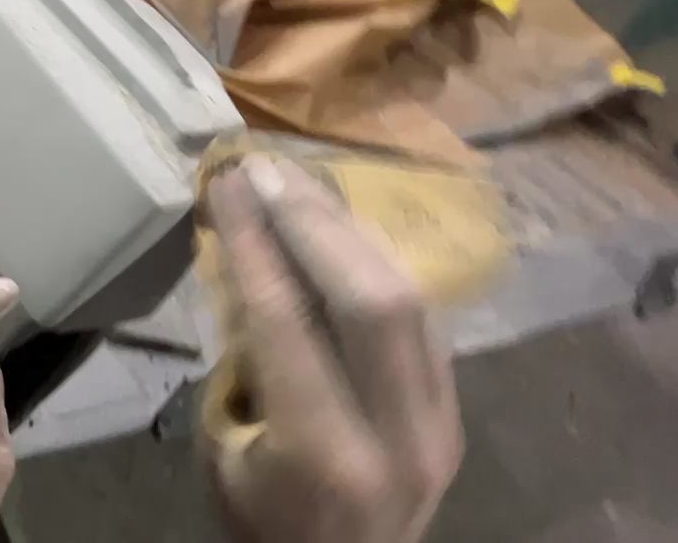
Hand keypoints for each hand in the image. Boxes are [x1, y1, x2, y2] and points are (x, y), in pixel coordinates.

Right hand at [203, 156, 463, 542]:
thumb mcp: (222, 442)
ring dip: (346, 228)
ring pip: (408, 298)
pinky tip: (335, 222)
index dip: (253, 239)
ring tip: (296, 180)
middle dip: (312, 221)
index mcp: (323, 453)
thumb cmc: (257, 512)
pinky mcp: (455, 407)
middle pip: (373, 301)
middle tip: (263, 169)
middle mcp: (401, 435)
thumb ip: (241, 357)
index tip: (227, 183)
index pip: (285, 320)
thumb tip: (243, 260)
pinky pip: (419, 312)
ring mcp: (444, 422)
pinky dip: (370, 256)